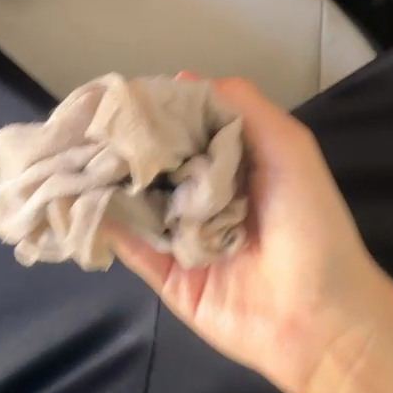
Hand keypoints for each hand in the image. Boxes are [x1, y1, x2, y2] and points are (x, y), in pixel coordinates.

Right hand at [111, 77, 392, 392]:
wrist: (322, 315)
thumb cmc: (310, 220)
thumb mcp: (288, 145)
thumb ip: (243, 105)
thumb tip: (182, 77)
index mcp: (230, 159)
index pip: (182, 125)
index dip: (153, 109)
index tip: (115, 95)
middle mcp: (202, 192)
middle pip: (154, 160)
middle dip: (123, 143)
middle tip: (81, 124)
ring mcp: (182, 234)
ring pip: (136, 199)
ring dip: (106, 178)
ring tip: (70, 155)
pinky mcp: (169, 276)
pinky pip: (133, 246)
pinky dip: (106, 224)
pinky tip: (80, 200)